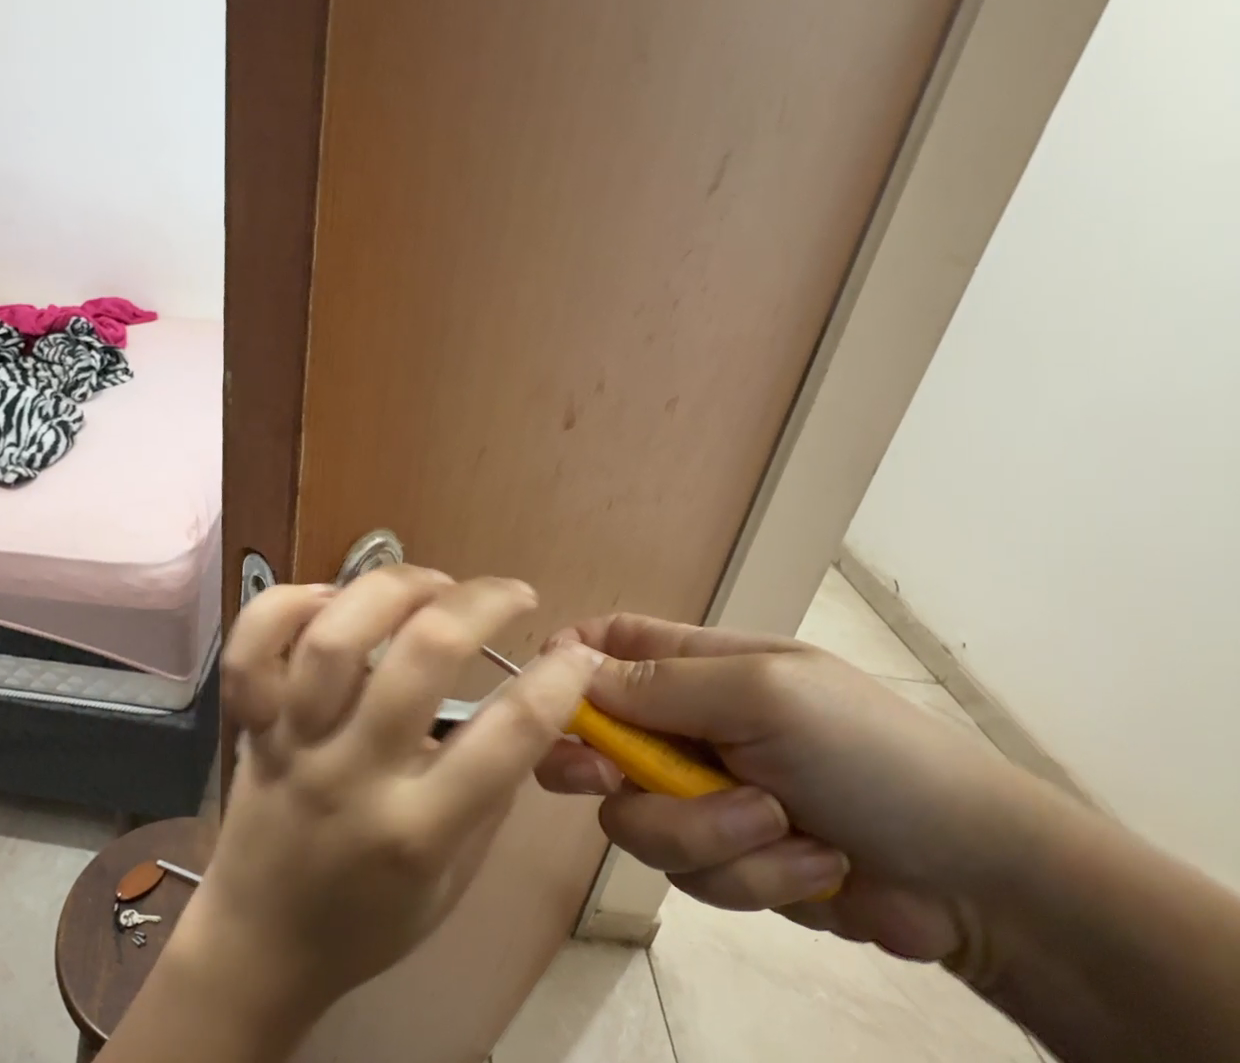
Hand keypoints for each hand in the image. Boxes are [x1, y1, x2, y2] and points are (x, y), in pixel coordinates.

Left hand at [180, 567, 603, 1016]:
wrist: (261, 944)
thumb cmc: (368, 922)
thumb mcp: (452, 883)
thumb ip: (487, 799)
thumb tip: (524, 716)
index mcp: (417, 830)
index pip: (508, 736)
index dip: (559, 680)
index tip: (578, 655)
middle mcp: (353, 775)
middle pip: (422, 656)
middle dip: (481, 604)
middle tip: (510, 595)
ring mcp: (292, 743)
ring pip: (335, 637)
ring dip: (394, 589)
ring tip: (430, 585)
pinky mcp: (249, 727)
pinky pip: (254, 650)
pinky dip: (289, 606)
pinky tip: (331, 600)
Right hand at [534, 613, 1046, 964]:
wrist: (981, 880)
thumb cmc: (874, 757)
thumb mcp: (763, 697)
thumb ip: (658, 685)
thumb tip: (563, 666)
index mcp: (699, 668)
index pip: (604, 645)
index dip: (565, 666)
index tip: (545, 703)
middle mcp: (689, 728)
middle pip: (595, 741)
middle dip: (602, 769)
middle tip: (608, 779)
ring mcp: (704, 797)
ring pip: (637, 819)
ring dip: (706, 834)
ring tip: (782, 829)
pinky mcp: (727, 860)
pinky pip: (688, 872)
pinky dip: (749, 874)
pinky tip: (813, 869)